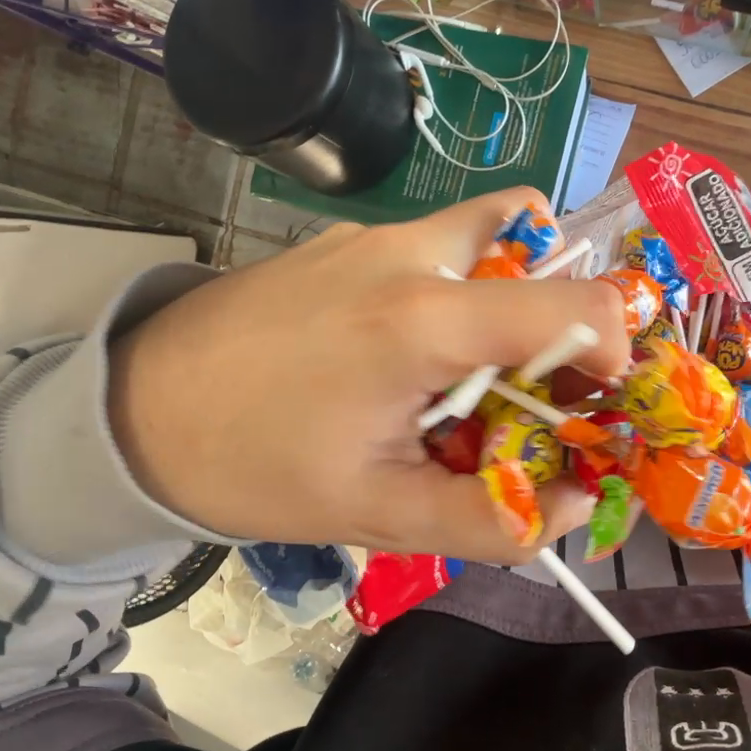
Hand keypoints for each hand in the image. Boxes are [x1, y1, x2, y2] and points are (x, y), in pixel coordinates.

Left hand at [108, 189, 629, 563]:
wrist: (134, 409)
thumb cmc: (254, 467)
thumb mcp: (378, 514)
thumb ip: (491, 517)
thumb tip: (575, 502)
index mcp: (424, 320)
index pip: (575, 304)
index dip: (616, 348)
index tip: (598, 397)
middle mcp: (407, 253)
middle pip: (536, 238)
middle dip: (564, 310)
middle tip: (541, 383)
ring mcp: (369, 236)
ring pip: (482, 233)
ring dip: (508, 291)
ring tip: (474, 370)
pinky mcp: (339, 241)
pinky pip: (430, 246)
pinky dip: (455, 287)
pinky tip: (408, 355)